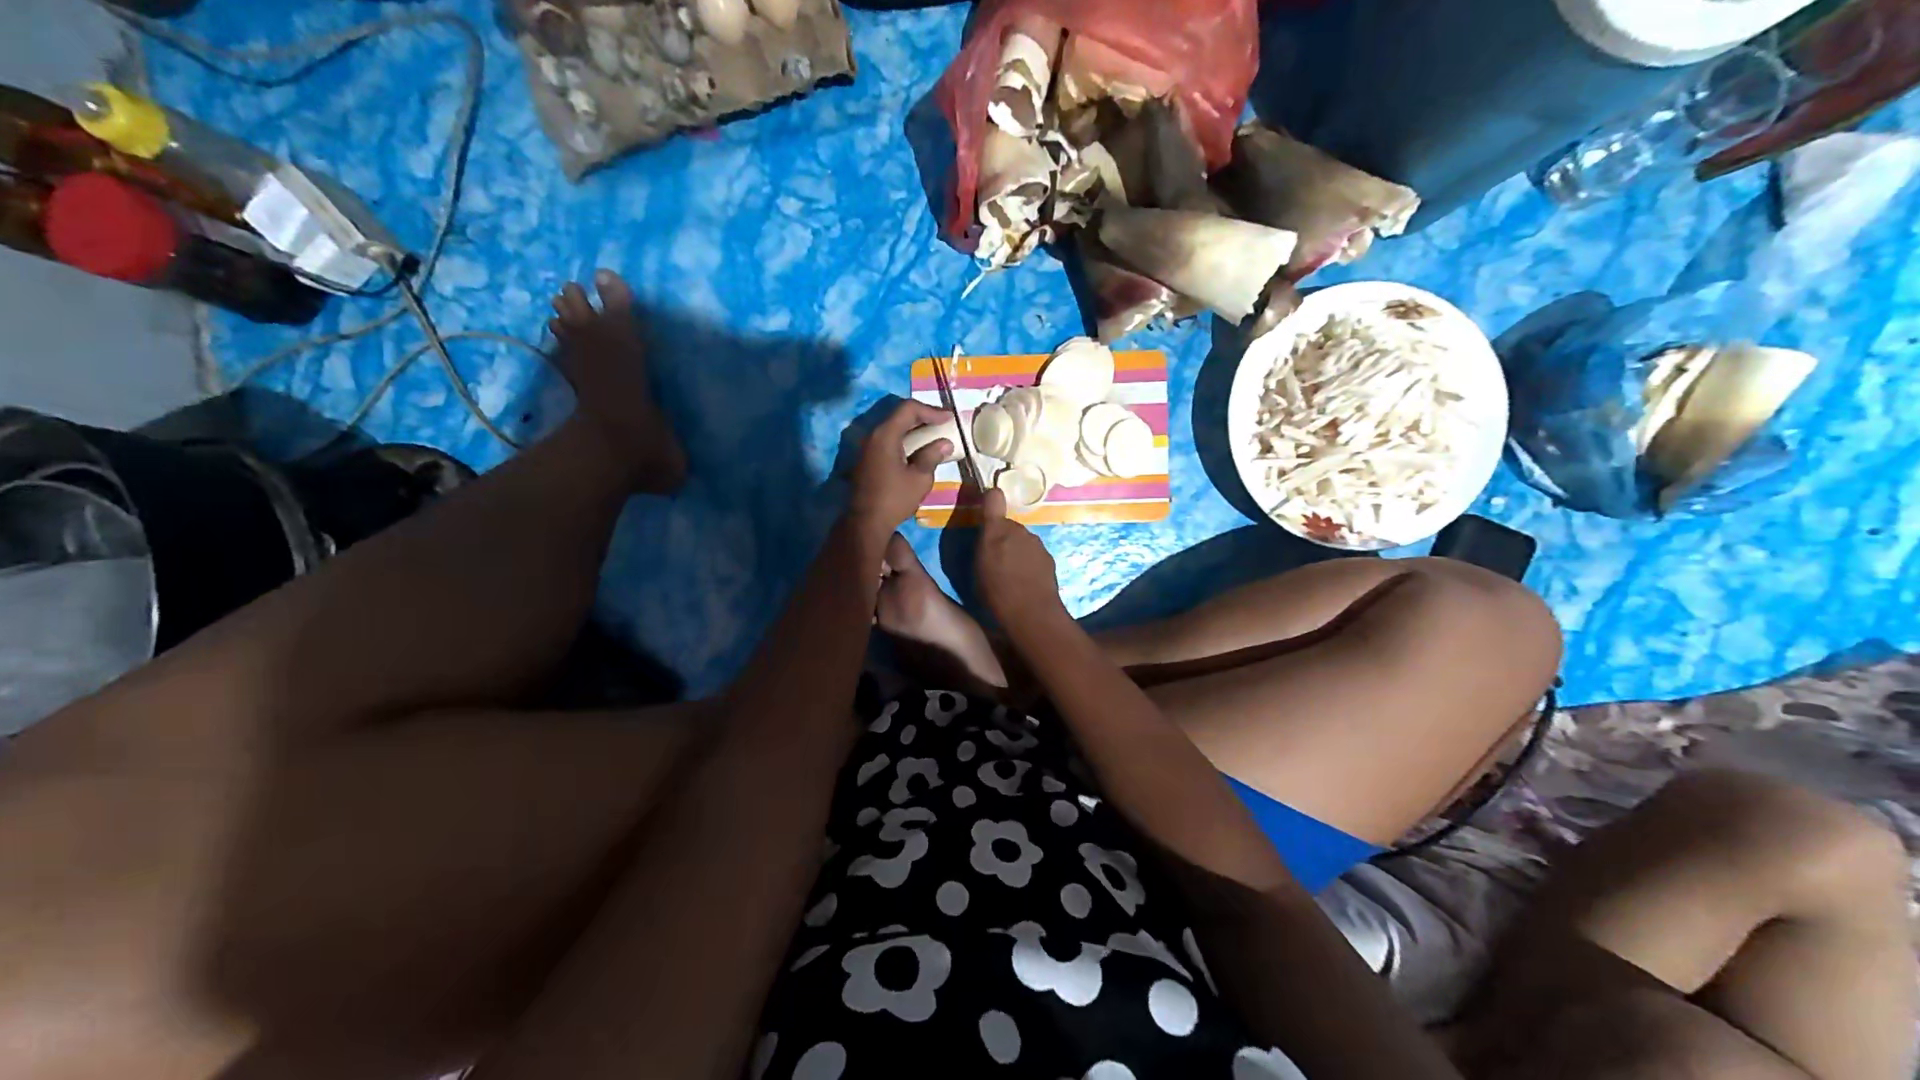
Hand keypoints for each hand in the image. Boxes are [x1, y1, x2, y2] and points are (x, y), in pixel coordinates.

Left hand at [848, 400, 951, 543]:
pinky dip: (903, 439)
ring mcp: (866, 447)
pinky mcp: (866, 459)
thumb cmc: (894, 499)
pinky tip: (917, 450)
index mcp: (885, 435)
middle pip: (898, 415)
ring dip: (913, 429)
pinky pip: (887, 440)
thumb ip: (932, 456)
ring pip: (892, 428)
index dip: (930, 410)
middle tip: (942, 423)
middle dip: (922, 417)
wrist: (866, 522)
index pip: (908, 409)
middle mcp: (872, 436)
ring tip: (933, 435)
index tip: (948, 419)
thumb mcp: (919, 478)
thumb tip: (945, 443)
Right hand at [976, 487, 1068, 631]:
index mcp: (996, 531)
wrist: (1031, 613)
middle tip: (994, 558)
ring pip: (1022, 540)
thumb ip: (982, 543)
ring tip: (1009, 574)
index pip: (994, 499)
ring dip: (1016, 550)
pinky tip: (1024, 581)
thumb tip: (987, 534)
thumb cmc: (995, 592)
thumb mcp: (978, 568)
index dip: (991, 498)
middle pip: (1009, 526)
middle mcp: (1019, 530)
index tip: (988, 501)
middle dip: (1002, 536)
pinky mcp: (1048, 559)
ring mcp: (1036, 544)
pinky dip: (1028, 562)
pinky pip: (1033, 554)